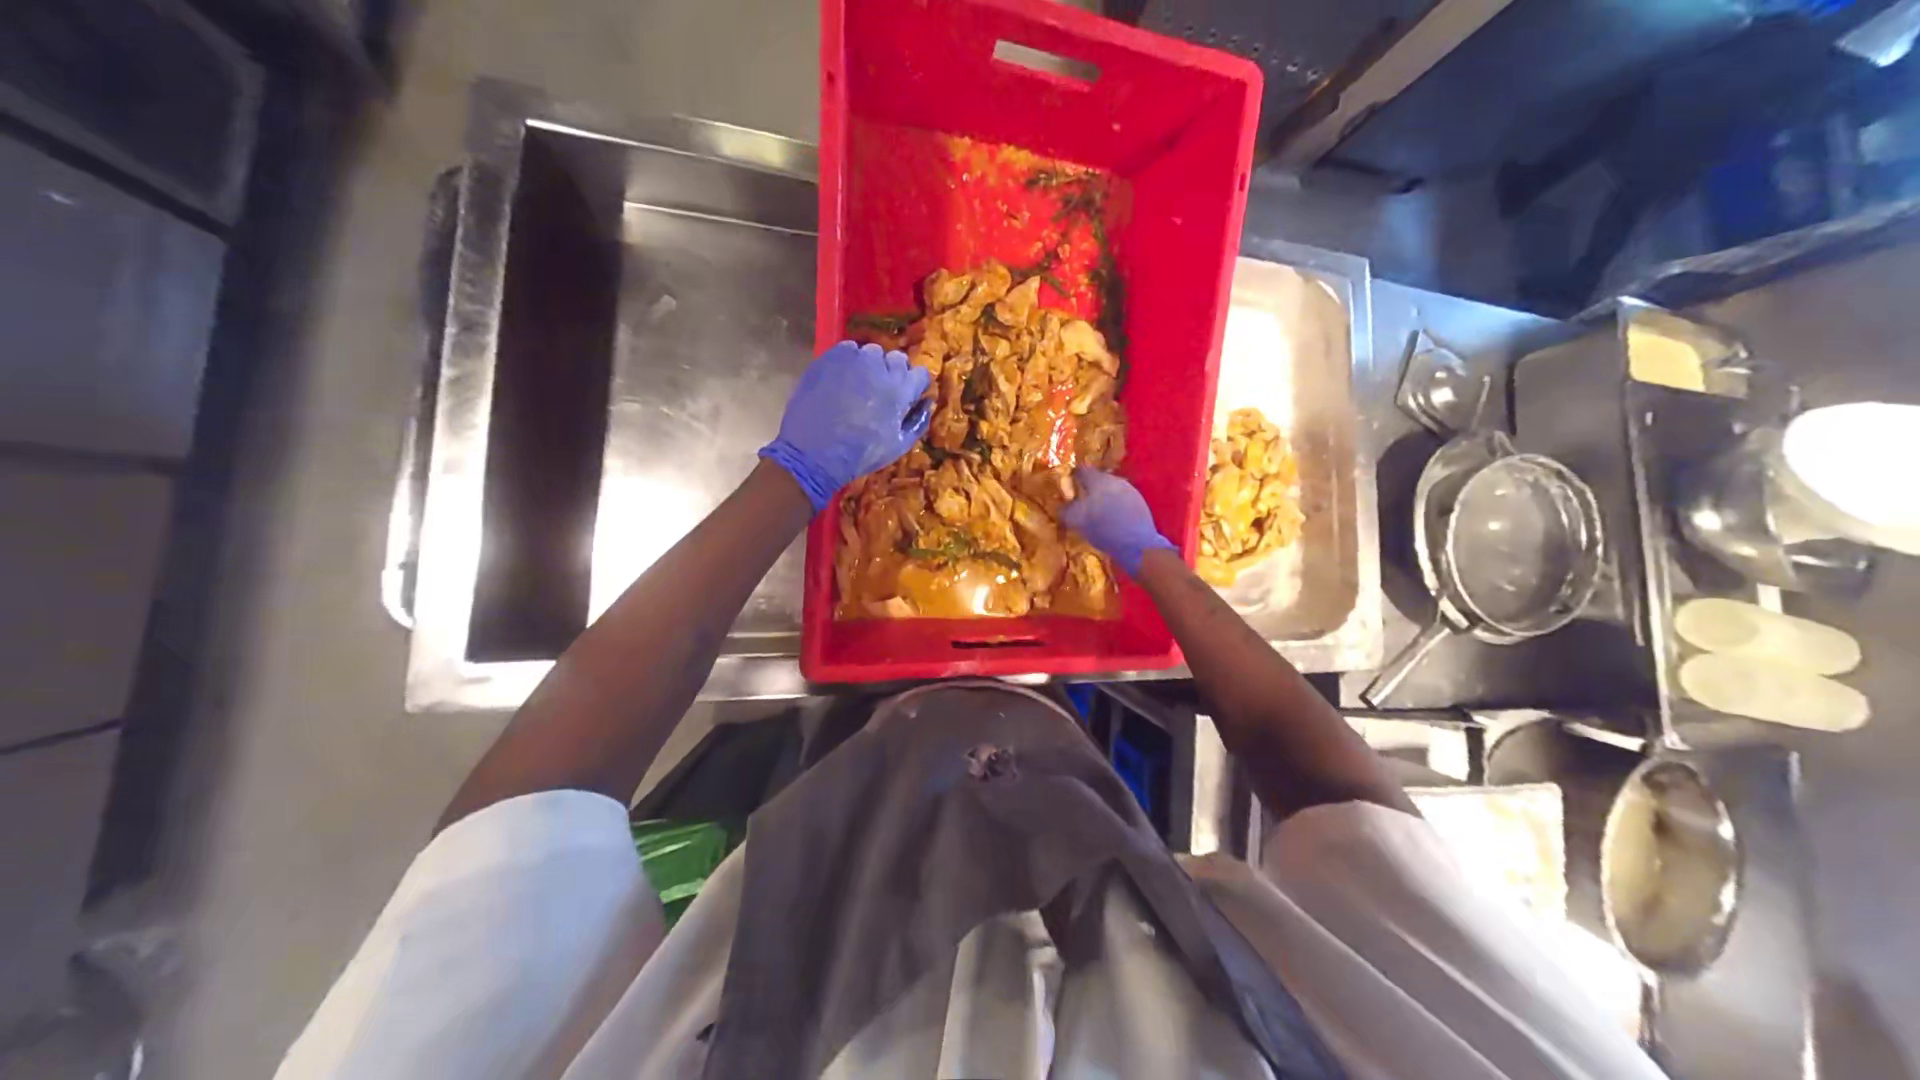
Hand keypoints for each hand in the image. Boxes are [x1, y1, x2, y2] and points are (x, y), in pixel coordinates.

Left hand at [760, 341, 932, 511]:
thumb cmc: (861, 454)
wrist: (814, 453)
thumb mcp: (899, 446)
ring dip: (870, 366)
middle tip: (880, 392)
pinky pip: (848, 350)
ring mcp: (855, 359)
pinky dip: (849, 361)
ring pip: (872, 353)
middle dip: (893, 373)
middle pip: (897, 359)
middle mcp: (881, 368)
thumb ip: (918, 421)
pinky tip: (840, 380)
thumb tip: (927, 403)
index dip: (914, 385)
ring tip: (858, 385)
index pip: (920, 373)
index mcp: (901, 390)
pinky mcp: (831, 357)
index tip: (906, 396)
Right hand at [1061, 466, 1176, 576]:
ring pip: (1111, 489)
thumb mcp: (1076, 520)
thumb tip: (1060, 505)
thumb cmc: (1102, 528)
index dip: (1074, 476)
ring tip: (1097, 510)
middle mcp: (1114, 480)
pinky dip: (1115, 505)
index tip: (1069, 484)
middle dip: (1089, 488)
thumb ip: (1065, 510)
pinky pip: (1122, 499)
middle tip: (1082, 499)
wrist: (1136, 544)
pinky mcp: (1140, 503)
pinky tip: (1112, 518)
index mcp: (1097, 480)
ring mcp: (1130, 490)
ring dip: (1103, 496)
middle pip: (1098, 479)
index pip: (1082, 470)